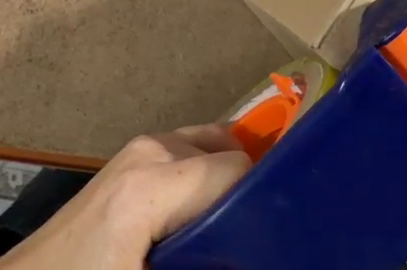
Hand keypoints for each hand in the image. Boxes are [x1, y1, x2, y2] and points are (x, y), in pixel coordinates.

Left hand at [0, 125, 249, 269]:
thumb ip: (206, 257)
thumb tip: (250, 248)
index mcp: (152, 181)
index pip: (236, 168)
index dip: (262, 200)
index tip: (276, 231)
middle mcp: (149, 151)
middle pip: (226, 151)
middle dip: (247, 188)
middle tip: (259, 229)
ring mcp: (138, 151)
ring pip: (207, 148)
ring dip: (226, 183)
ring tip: (234, 225)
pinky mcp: (130, 162)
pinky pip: (185, 156)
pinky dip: (205, 178)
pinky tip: (205, 220)